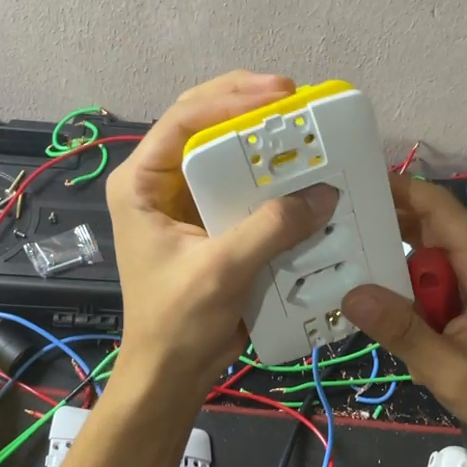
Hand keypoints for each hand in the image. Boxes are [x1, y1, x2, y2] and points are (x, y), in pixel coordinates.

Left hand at [105, 71, 338, 400]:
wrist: (171, 372)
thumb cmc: (177, 323)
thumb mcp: (221, 271)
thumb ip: (270, 228)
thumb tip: (324, 193)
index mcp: (141, 184)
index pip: (183, 120)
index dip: (232, 98)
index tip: (282, 94)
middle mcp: (160, 183)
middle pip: (204, 123)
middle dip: (249, 106)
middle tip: (298, 100)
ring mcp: (186, 202)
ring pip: (224, 151)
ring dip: (262, 137)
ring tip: (303, 126)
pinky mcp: (211, 223)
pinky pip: (242, 185)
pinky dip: (270, 175)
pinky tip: (300, 169)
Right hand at [340, 176, 466, 466]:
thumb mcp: (447, 368)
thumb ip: (401, 330)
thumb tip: (350, 293)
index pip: (437, 206)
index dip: (397, 188)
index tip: (350, 183)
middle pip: (423, 223)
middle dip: (379, 220)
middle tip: (326, 223)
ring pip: (419, 251)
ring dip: (384, 252)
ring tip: (333, 251)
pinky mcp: (462, 299)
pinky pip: (424, 278)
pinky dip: (396, 280)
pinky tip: (361, 289)